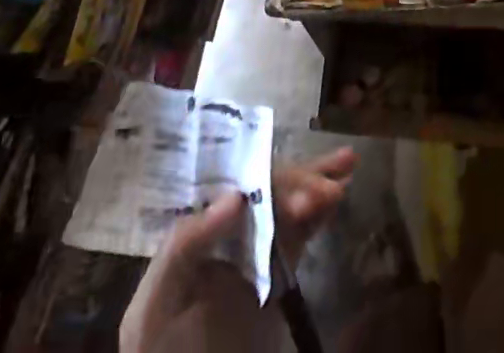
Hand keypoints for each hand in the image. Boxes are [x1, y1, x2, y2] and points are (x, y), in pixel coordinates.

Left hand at [119, 149, 357, 352]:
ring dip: (315, 186)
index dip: (266, 172)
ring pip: (288, 207)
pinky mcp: (274, 279)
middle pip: (267, 191)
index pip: (234, 184)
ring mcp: (253, 252)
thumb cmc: (157, 343)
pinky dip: (318, 216)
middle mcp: (226, 230)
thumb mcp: (156, 298)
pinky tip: (336, 199)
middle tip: (331, 187)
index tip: (297, 176)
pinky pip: (298, 238)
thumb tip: (235, 196)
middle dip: (300, 181)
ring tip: (346, 168)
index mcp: (195, 225)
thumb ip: (186, 246)